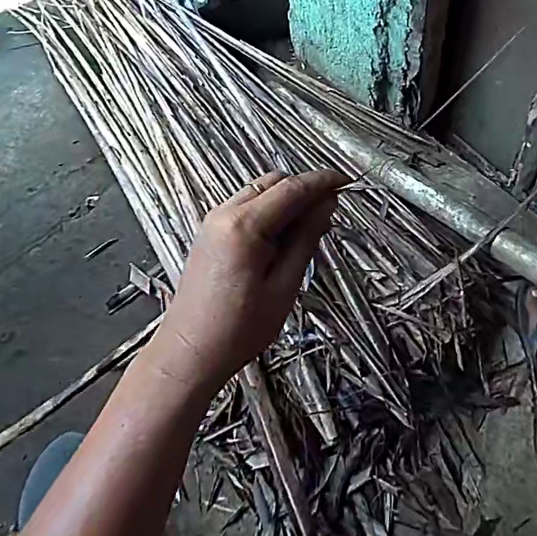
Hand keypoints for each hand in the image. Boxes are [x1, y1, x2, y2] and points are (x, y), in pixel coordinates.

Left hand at [159, 169, 347, 386]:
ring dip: (287, 199)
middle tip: (331, 211)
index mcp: (244, 225)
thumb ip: (306, 238)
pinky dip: (270, 210)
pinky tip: (284, 237)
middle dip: (305, 189)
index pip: (292, 188)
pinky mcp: (210, 231)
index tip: (347, 183)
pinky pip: (246, 206)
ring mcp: (213, 220)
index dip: (323, 182)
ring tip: (310, 228)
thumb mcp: (284, 285)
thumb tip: (328, 203)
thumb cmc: (239, 329)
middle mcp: (225, 213)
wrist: (189, 353)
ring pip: (260, 191)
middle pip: (275, 182)